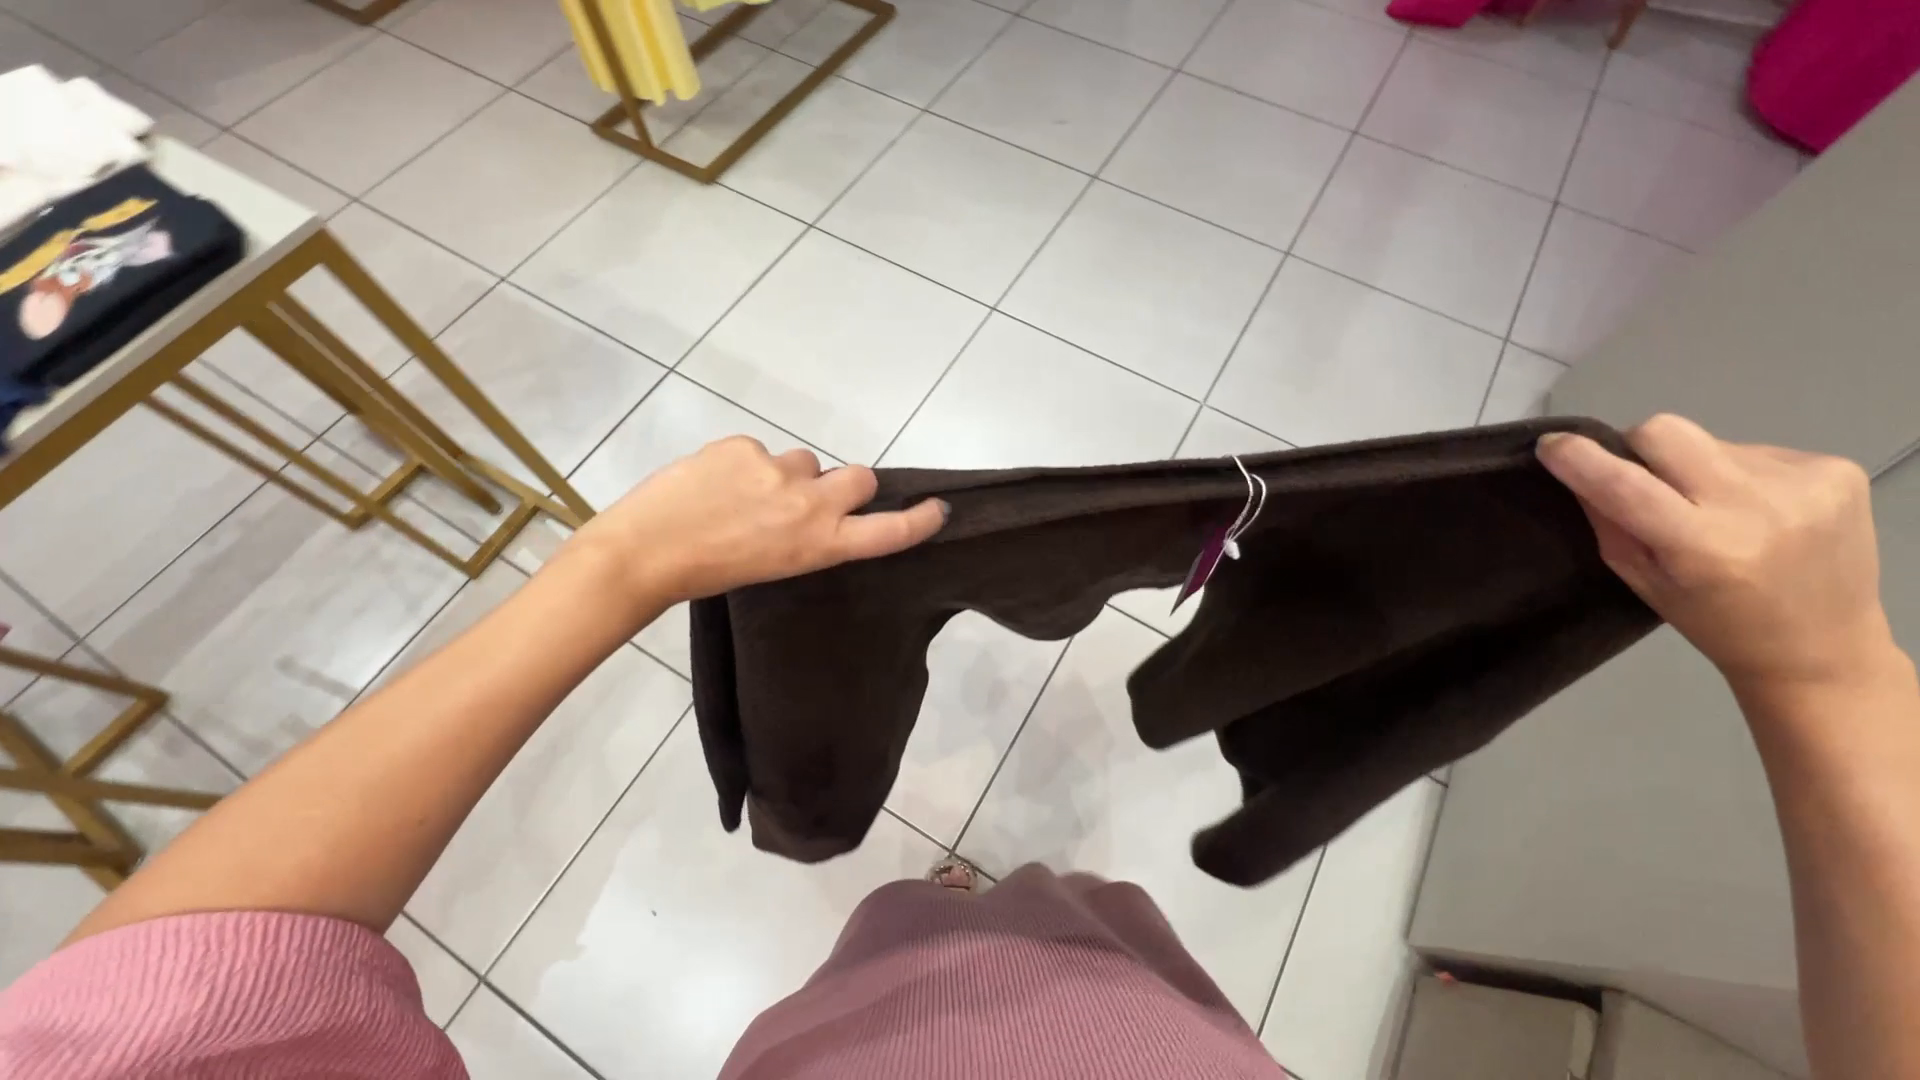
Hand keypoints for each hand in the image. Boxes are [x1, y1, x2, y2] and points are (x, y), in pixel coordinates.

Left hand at [556, 436, 947, 611]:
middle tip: (813, 498)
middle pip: (860, 478)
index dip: (918, 520)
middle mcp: (810, 505)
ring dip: (786, 475)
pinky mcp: (744, 446)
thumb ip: (805, 534)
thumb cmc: (709, 574)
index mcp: (819, 544)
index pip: (886, 531)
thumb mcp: (774, 566)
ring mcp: (778, 470)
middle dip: (847, 485)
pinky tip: (714, 483)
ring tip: (744, 495)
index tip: (938, 508)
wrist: (646, 552)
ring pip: (803, 461)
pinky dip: (744, 464)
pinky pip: (758, 449)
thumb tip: (812, 507)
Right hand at [1538, 414, 1894, 693]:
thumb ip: (1608, 521)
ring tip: (1713, 506)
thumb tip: (1579, 467)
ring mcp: (1805, 483)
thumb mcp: (1643, 579)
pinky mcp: (1838, 469)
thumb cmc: (1715, 622)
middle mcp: (1758, 506)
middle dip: (1637, 447)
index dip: (1579, 458)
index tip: (1551, 444)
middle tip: (1641, 477)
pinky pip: (1752, 450)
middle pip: (1666, 431)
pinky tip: (1757, 508)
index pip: (1624, 484)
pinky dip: (1737, 473)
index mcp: (1702, 546)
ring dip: (1693, 466)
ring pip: (1708, 442)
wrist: (1825, 646)